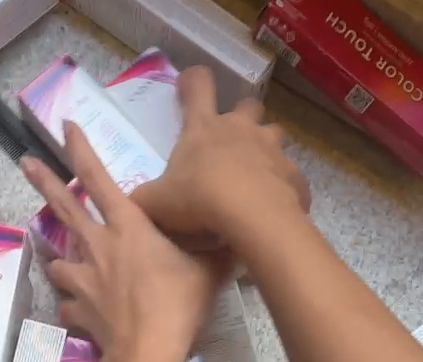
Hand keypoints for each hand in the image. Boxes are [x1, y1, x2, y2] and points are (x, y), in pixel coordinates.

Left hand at [23, 123, 229, 361]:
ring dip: (61, 261)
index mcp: (128, 226)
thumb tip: (238, 238)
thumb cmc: (178, 303)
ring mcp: (85, 281)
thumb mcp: (208, 270)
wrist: (148, 351)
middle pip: (66, 208)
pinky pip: (70, 307)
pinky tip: (78, 313)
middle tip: (26, 163)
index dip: (81, 149)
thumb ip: (217, 250)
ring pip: (61, 263)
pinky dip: (73, 308)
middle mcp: (99, 247)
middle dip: (45, 182)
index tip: (65, 127)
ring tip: (62, 264)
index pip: (98, 178)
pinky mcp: (81, 312)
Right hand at [129, 66, 310, 247]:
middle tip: (231, 142)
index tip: (187, 88)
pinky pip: (290, 178)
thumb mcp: (157, 202)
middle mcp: (241, 130)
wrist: (250, 217)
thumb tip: (129, 203)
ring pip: (274, 135)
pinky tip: (273, 208)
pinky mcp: (293, 176)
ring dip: (265, 150)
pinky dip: (282, 189)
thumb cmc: (198, 200)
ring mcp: (271, 150)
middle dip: (241, 117)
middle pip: (247, 105)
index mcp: (205, 128)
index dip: (193, 82)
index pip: (199, 86)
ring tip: (255, 176)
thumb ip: (143, 199)